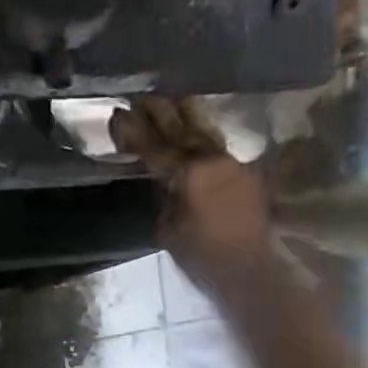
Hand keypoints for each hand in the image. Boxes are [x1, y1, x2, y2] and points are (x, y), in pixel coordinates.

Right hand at [110, 97, 271, 280]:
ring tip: (172, 103)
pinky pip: (219, 150)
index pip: (154, 147)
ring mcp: (233, 163)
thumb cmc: (202, 257)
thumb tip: (162, 182)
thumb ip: (163, 199)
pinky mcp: (247, 173)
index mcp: (189, 173)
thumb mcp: (168, 231)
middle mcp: (212, 159)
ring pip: (204, 132)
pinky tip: (196, 137)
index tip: (118, 115)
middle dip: (160, 112)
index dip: (133, 132)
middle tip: (142, 97)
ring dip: (186, 118)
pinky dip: (203, 140)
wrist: (249, 270)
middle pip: (181, 128)